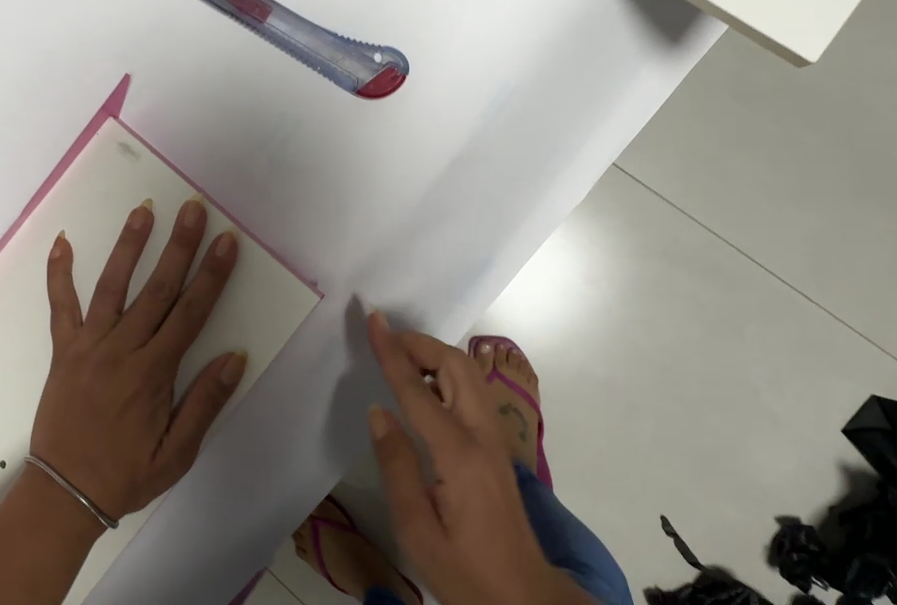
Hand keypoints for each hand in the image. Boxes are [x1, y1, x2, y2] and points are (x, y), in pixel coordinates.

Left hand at [30, 199, 246, 522]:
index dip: (211, 275)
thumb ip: (205, 403)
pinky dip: (59, 273)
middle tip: (193, 208)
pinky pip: (61, 305)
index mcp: (153, 373)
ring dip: (129, 246)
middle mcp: (121, 350)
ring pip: (112, 286)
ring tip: (144, 210)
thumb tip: (235, 356)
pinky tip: (62, 240)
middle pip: (157, 289)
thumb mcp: (177, 453)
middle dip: (179, 246)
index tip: (226, 241)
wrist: (64, 494)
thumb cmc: (127, 475)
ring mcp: (88, 345)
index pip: (191, 312)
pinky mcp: (63, 349)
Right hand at [367, 312, 586, 604]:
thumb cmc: (464, 572)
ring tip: (400, 357)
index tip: (373, 319)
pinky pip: (472, 393)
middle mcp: (483, 435)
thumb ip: (397, 466)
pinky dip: (446, 375)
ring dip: (435, 356)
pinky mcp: (497, 450)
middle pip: (456, 366)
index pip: (418, 389)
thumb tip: (380, 412)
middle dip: (420, 343)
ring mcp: (496, 441)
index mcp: (458, 454)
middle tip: (385, 337)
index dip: (393, 352)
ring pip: (469, 375)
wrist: (523, 598)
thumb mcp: (417, 530)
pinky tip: (423, 391)